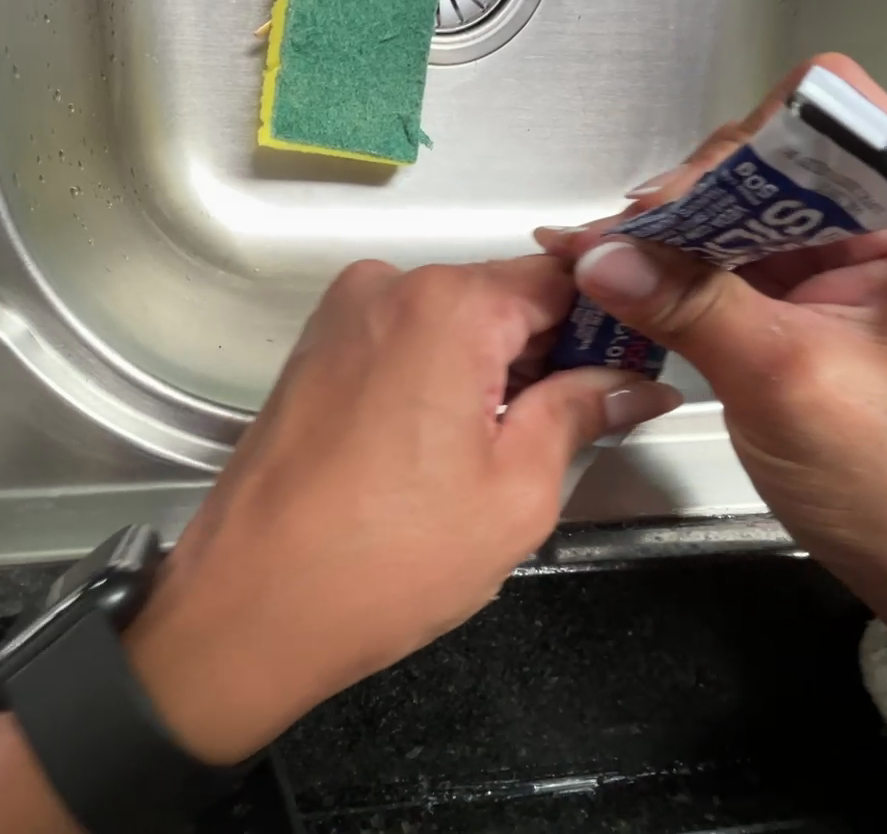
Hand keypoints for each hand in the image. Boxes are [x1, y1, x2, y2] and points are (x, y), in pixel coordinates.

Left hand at [123, 256, 681, 763]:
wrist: (249, 603)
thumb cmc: (393, 555)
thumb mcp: (515, 490)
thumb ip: (580, 413)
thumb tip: (637, 383)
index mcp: (449, 303)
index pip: (561, 282)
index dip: (604, 327)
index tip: (625, 377)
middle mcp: (388, 284)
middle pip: (500, 296)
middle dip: (546, 352)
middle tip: (574, 424)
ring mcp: (341, 312)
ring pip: (450, 319)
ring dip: (490, 366)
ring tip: (498, 446)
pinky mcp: (314, 347)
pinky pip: (401, 338)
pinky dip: (437, 371)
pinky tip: (441, 438)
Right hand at [538, 54, 886, 726]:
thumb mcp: (788, 385)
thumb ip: (691, 307)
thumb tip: (594, 254)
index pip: (820, 113)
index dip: (732, 148)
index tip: (662, 213)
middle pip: (769, 153)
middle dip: (685, 196)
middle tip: (613, 245)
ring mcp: (848, 257)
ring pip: (740, 204)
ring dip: (671, 232)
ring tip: (602, 261)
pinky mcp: (813, 295)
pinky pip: (734, 255)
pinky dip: (679, 267)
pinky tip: (626, 281)